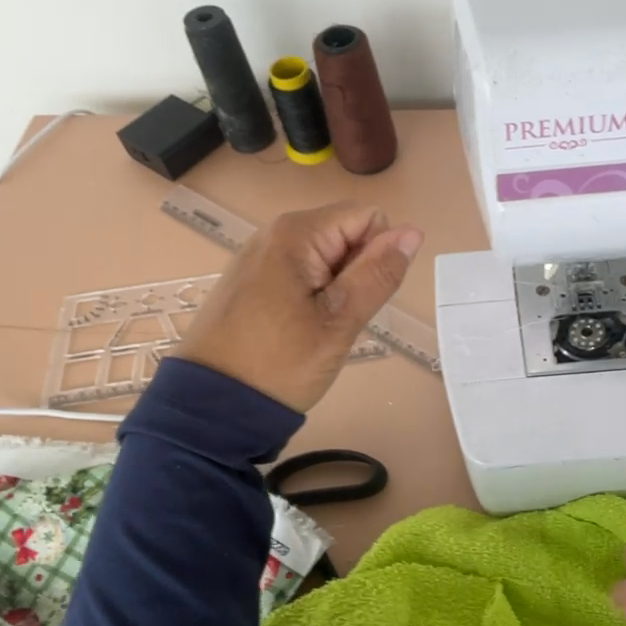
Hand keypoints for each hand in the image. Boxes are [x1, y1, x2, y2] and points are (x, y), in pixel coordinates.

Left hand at [174, 202, 422, 412]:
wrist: (212, 407)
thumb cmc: (280, 363)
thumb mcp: (340, 321)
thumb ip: (378, 273)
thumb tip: (413, 232)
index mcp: (297, 233)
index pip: (369, 217)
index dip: (377, 255)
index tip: (357, 297)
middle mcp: (275, 232)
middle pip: (347, 233)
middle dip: (357, 272)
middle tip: (338, 317)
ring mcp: (259, 256)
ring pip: (327, 256)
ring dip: (337, 287)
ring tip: (319, 326)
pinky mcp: (251, 279)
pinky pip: (302, 272)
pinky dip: (314, 295)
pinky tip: (300, 328)